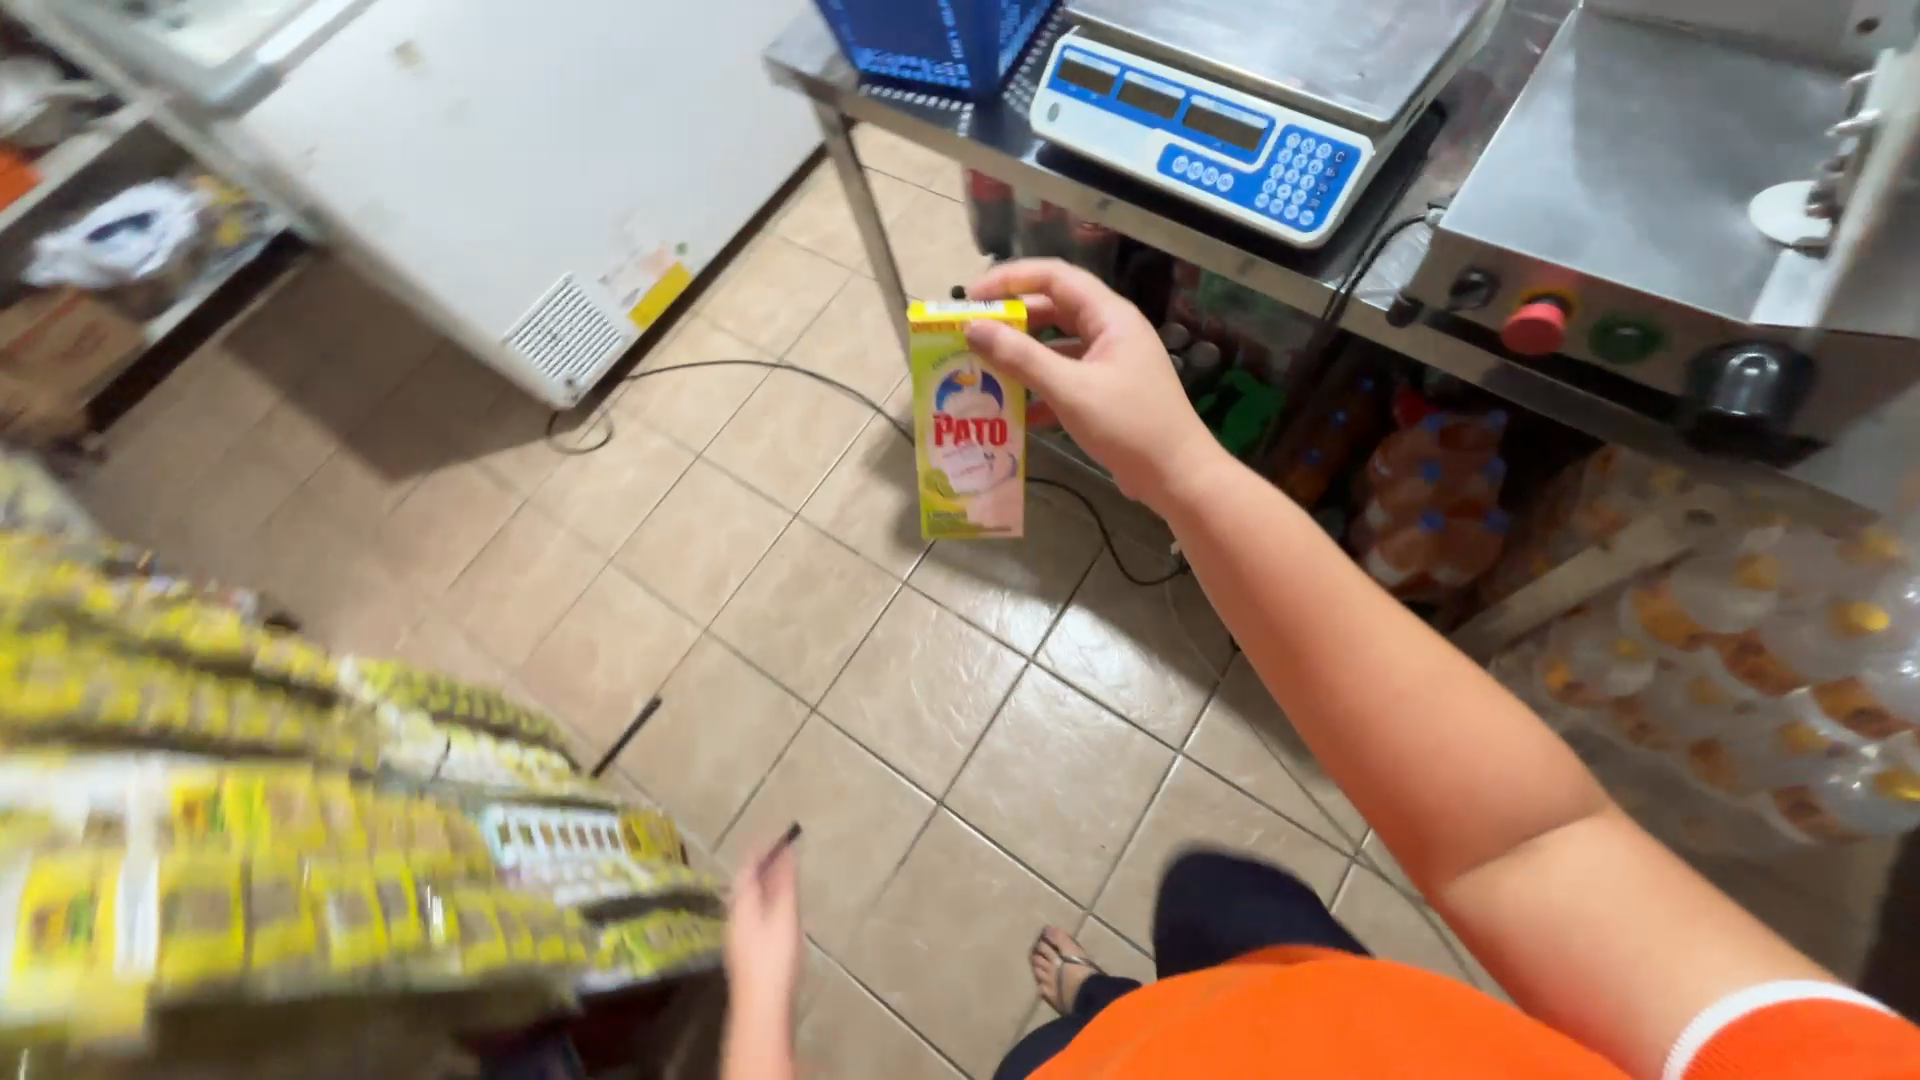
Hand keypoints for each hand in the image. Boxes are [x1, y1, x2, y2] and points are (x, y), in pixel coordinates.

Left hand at [725, 834, 801, 1020]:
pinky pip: (755, 914)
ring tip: (784, 875)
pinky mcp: (748, 952)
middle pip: (746, 884)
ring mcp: (739, 937)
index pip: (746, 868)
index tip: (775, 833)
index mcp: (741, 905)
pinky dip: (767, 901)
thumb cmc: (774, 958)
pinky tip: (780, 911)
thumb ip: (785, 883)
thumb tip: (787, 851)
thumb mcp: (784, 915)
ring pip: (750, 900)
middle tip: (782, 851)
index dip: (760, 848)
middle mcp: (735, 917)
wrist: (761, 1009)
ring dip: (765, 884)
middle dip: (763, 865)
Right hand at [965, 258, 1221, 510]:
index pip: (1054, 277)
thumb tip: (974, 329)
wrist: (1176, 475)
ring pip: (1057, 347)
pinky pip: (1065, 379)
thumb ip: (1021, 357)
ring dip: (1022, 357)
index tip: (972, 298)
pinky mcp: (1106, 394)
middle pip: (1053, 309)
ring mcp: (1110, 363)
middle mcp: (1110, 331)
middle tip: (972, 335)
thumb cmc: (1129, 426)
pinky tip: (1014, 411)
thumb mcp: (1070, 390)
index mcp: (1109, 316)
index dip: (1010, 279)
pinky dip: (1039, 389)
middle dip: (1012, 320)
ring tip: (984, 369)